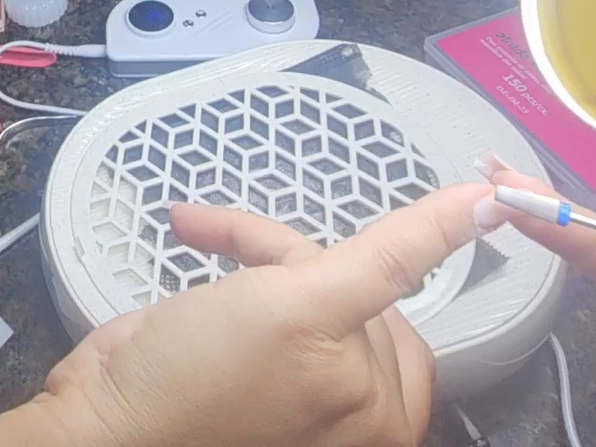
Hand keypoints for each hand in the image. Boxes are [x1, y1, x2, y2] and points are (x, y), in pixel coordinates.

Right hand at [0, 183, 496, 446]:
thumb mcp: (300, 311)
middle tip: (226, 243)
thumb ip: (386, 258)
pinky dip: (228, 249)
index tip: (452, 183)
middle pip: (335, 279)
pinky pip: (255, 282)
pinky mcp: (247, 355)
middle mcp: (351, 398)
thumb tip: (484, 206)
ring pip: (290, 273)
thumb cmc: (206, 374)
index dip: (407, 233)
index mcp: (383, 405)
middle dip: (277, 250)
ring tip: (195, 232)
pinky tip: (192, 235)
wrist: (111, 412)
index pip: (390, 290)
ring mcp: (294, 378)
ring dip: (245, 244)